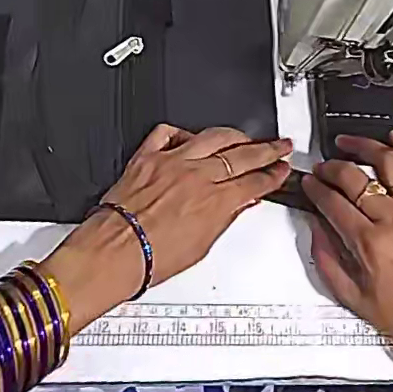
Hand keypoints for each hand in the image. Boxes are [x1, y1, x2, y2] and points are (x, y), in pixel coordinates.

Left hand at [43, 125, 292, 326]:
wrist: (112, 254)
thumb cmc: (150, 258)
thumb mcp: (202, 246)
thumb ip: (225, 218)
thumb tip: (239, 204)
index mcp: (215, 201)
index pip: (255, 181)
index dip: (273, 174)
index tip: (280, 170)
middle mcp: (197, 176)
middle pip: (244, 154)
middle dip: (268, 149)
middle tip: (279, 145)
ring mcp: (173, 161)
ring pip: (213, 136)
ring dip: (236, 135)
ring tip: (245, 137)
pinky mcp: (149, 156)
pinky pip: (169, 132)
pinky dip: (184, 132)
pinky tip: (192, 136)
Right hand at [303, 132, 392, 356]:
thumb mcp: (350, 295)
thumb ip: (326, 258)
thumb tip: (315, 228)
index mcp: (370, 243)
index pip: (333, 202)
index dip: (316, 189)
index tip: (309, 184)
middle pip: (354, 178)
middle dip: (331, 168)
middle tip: (322, 169)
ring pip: (388, 162)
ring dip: (364, 147)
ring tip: (348, 143)